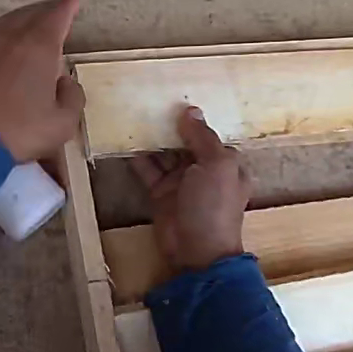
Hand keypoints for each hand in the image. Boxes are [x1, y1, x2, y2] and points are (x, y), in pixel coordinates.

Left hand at [0, 0, 86, 161]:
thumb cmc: (18, 131)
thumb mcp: (62, 123)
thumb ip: (73, 97)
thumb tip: (64, 82)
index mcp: (38, 46)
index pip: (57, 14)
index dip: (68, 5)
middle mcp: (10, 37)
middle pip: (31, 13)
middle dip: (48, 8)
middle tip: (58, 7)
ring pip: (8, 21)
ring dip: (24, 17)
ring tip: (34, 21)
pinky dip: (4, 31)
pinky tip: (5, 41)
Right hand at [129, 107, 252, 272]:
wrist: (197, 251)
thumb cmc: (214, 205)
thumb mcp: (217, 165)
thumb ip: (203, 137)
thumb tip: (191, 111)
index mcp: (225, 164)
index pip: (209, 136)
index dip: (195, 122)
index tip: (176, 100)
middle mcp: (203, 171)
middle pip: (185, 143)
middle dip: (170, 127)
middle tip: (150, 102)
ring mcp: (181, 183)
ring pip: (165, 154)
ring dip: (153, 139)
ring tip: (136, 115)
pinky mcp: (160, 194)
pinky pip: (148, 171)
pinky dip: (139, 158)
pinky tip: (127, 141)